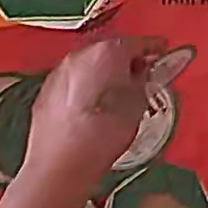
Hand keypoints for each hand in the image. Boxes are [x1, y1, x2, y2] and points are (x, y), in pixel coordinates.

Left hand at [21, 35, 164, 188]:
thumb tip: (140, 73)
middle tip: (140, 73)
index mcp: (109, 51)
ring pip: (90, 64)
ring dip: (104, 72)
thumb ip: (143, 80)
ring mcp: (60, 71)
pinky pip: (74, 80)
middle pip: (111, 49)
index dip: (154, 46)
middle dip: (126, 59)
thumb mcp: (138, 104)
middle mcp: (82, 54)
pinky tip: (91, 106)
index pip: (139, 42)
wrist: (59, 166)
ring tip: (115, 92)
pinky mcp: (45, 91)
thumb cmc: (105, 132)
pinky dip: (85, 86)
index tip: (162, 49)